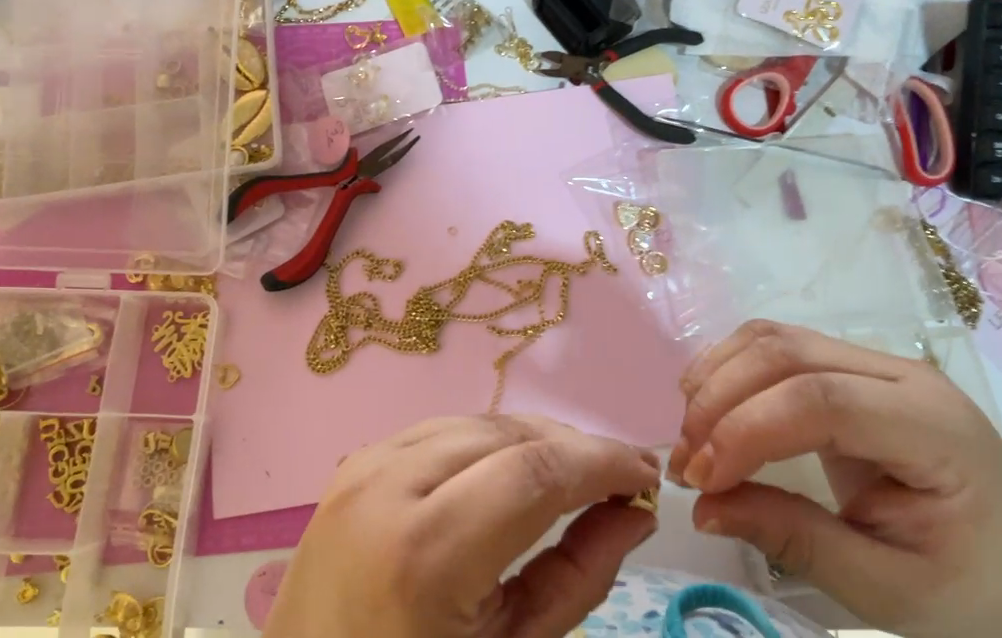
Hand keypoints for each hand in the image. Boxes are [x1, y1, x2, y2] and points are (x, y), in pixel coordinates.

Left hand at [264, 415, 661, 637]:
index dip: (603, 463)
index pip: (535, 472)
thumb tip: (633, 514)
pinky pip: (436, 431)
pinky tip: (512, 469)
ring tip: (575, 475)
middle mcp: (388, 486)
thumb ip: (575, 579)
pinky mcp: (352, 463)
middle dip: (574, 448)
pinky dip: (486, 441)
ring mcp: (362, 467)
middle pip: (506, 434)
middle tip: (621, 479)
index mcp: (425, 552)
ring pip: (473, 422)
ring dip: (532, 440)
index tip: (649, 475)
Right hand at [670, 320, 1001, 637]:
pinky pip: (776, 349)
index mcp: (935, 429)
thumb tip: (703, 507)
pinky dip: (730, 373)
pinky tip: (708, 410)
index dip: (747, 429)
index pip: (822, 399)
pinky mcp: (850, 371)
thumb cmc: (970, 598)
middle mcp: (905, 375)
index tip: (701, 481)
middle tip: (684, 465)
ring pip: (773, 338)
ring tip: (690, 440)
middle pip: (788, 352)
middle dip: (720, 401)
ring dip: (717, 380)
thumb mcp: (888, 591)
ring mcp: (877, 365)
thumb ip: (796, 540)